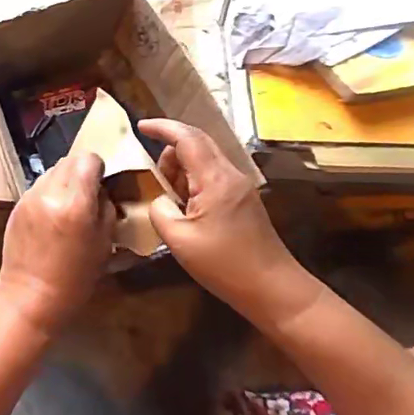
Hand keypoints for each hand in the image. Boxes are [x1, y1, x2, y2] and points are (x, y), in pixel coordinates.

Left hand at [0, 151, 114, 333]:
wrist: (31, 297)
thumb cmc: (74, 278)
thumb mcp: (104, 243)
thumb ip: (105, 208)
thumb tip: (101, 190)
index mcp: (75, 203)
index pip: (88, 158)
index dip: (97, 168)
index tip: (101, 184)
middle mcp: (49, 193)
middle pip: (68, 160)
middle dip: (81, 172)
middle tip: (87, 196)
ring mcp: (29, 197)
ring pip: (52, 171)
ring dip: (64, 182)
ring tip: (69, 207)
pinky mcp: (17, 205)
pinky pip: (38, 187)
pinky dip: (49, 194)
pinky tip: (52, 218)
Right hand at [140, 119, 322, 323]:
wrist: (272, 289)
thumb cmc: (224, 264)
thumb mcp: (179, 240)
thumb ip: (160, 210)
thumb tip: (158, 199)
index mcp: (215, 179)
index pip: (186, 138)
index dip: (162, 127)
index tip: (140, 126)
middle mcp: (230, 174)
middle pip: (197, 143)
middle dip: (170, 150)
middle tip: (152, 176)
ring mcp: (240, 186)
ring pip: (204, 160)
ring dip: (181, 169)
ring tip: (169, 199)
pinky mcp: (243, 200)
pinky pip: (212, 176)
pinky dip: (193, 182)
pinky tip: (186, 208)